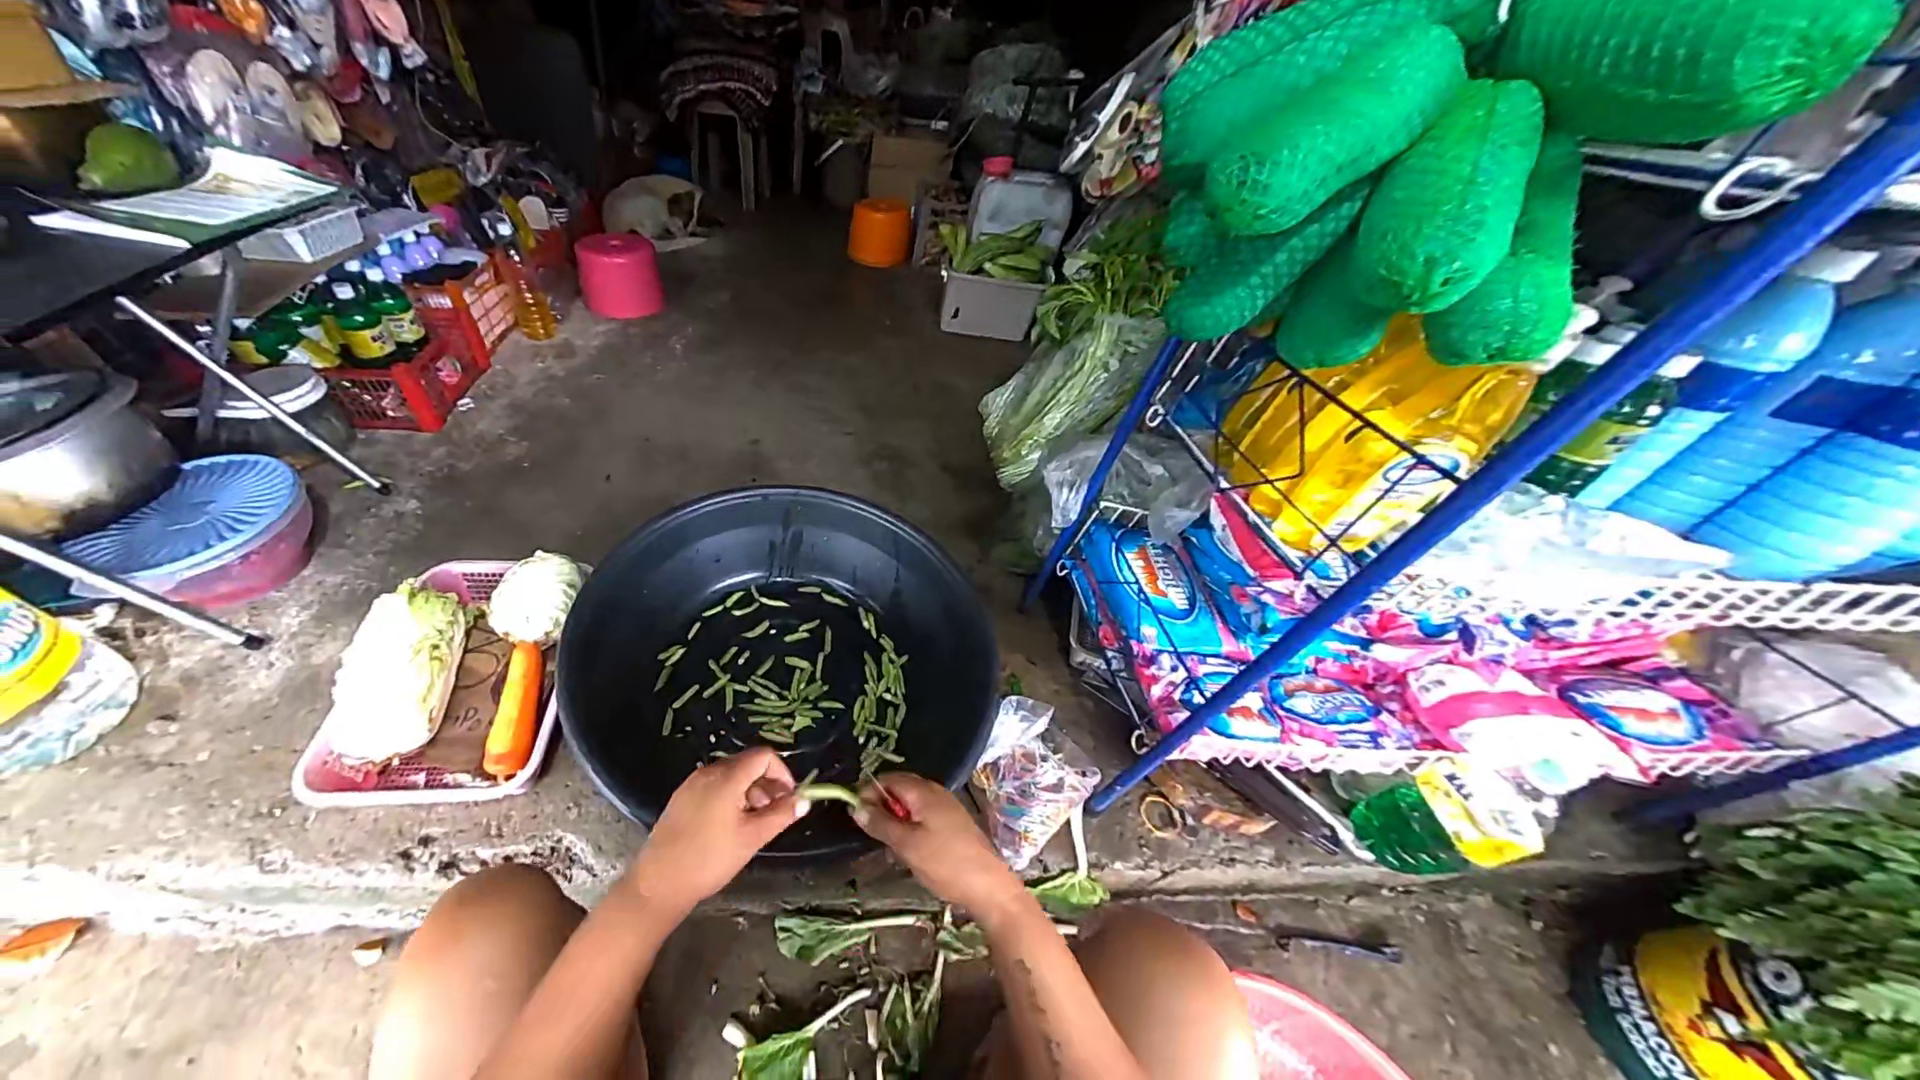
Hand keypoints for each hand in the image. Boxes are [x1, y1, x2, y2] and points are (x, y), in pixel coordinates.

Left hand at [627, 747, 808, 913]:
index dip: (782, 773)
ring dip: (751, 790)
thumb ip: (781, 815)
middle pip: (747, 763)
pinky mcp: (681, 799)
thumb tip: (803, 800)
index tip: (789, 797)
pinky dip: (731, 796)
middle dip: (768, 782)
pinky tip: (732, 823)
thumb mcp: (752, 838)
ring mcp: (691, 785)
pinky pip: (714, 785)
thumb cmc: (709, 860)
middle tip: (776, 810)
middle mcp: (707, 773)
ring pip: (731, 775)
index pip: (763, 756)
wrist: (657, 886)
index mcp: (726, 778)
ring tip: (755, 820)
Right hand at [852, 773, 1024, 919]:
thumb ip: (881, 823)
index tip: (857, 816)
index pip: (888, 779)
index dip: (869, 793)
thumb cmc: (944, 863)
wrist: (988, 885)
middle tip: (872, 832)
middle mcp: (936, 791)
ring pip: (911, 804)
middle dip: (882, 806)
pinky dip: (910, 826)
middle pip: (900, 788)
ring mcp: (946, 806)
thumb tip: (857, 806)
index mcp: (924, 791)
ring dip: (896, 819)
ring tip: (890, 845)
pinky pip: (923, 815)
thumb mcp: (906, 844)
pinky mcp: (952, 822)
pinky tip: (909, 849)